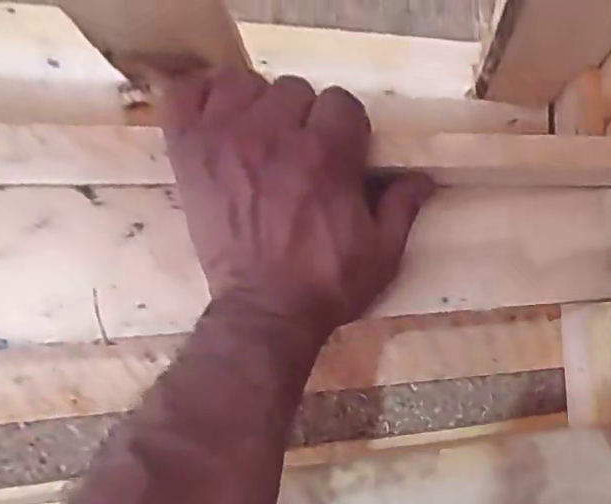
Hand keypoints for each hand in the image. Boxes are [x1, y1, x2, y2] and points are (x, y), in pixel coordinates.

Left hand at [155, 69, 436, 331]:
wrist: (267, 312)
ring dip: (259, 109)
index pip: (342, 103)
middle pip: (295, 91)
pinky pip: (187, 92)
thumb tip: (423, 178)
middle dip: (306, 122)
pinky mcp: (190, 150)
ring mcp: (226, 137)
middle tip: (304, 161)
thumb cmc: (329, 287)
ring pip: (244, 84)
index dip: (348, 133)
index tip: (344, 161)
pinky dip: (203, 100)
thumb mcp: (381, 255)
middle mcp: (276, 135)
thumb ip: (401, 208)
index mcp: (327, 156)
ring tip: (264, 146)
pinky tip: (221, 127)